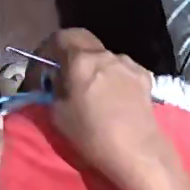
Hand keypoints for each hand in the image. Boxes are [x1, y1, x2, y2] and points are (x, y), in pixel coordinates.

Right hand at [46, 29, 183, 189]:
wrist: (138, 153)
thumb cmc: (92, 135)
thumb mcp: (57, 114)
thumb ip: (53, 89)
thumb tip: (55, 80)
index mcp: (81, 60)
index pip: (61, 36)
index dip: (49, 48)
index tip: (44, 66)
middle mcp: (105, 55)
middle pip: (84, 41)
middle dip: (71, 53)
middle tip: (65, 75)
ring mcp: (128, 64)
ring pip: (104, 56)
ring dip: (93, 66)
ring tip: (91, 90)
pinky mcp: (145, 77)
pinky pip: (121, 69)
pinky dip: (112, 76)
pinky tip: (113, 96)